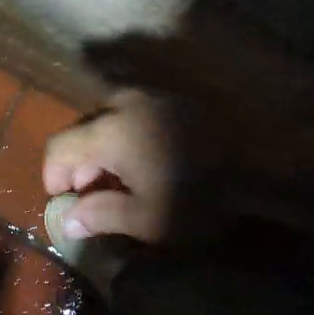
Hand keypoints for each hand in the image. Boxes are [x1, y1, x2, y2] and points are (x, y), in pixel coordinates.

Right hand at [41, 90, 200, 242]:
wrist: (260, 160)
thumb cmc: (197, 193)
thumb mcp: (147, 217)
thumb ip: (100, 215)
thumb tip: (67, 219)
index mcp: (107, 130)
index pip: (58, 147)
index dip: (52, 177)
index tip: (65, 203)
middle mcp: (119, 103)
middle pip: (81, 131)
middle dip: (79, 166)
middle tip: (94, 197)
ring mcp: (145, 95)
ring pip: (105, 122)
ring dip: (103, 151)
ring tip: (122, 182)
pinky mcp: (167, 97)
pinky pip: (129, 115)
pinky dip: (124, 138)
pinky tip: (145, 162)